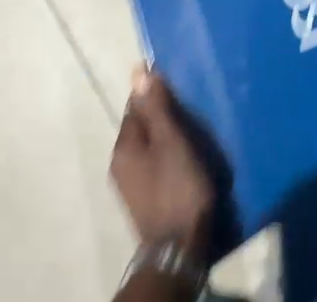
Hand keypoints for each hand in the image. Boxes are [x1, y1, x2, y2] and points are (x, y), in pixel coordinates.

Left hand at [111, 68, 213, 249]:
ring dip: (168, 135)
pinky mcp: (147, 197)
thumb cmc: (178, 188)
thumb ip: (156, 107)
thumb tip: (137, 69)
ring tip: (196, 129)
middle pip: (142, 126)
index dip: (158, 92)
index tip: (184, 86)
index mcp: (123, 147)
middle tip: (195, 107)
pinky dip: (170, 153)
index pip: (136, 105)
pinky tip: (189, 156)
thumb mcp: (172, 142)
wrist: (179, 247)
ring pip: (150, 145)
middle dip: (164, 114)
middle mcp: (120, 163)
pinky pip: (156, 163)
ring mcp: (132, 183)